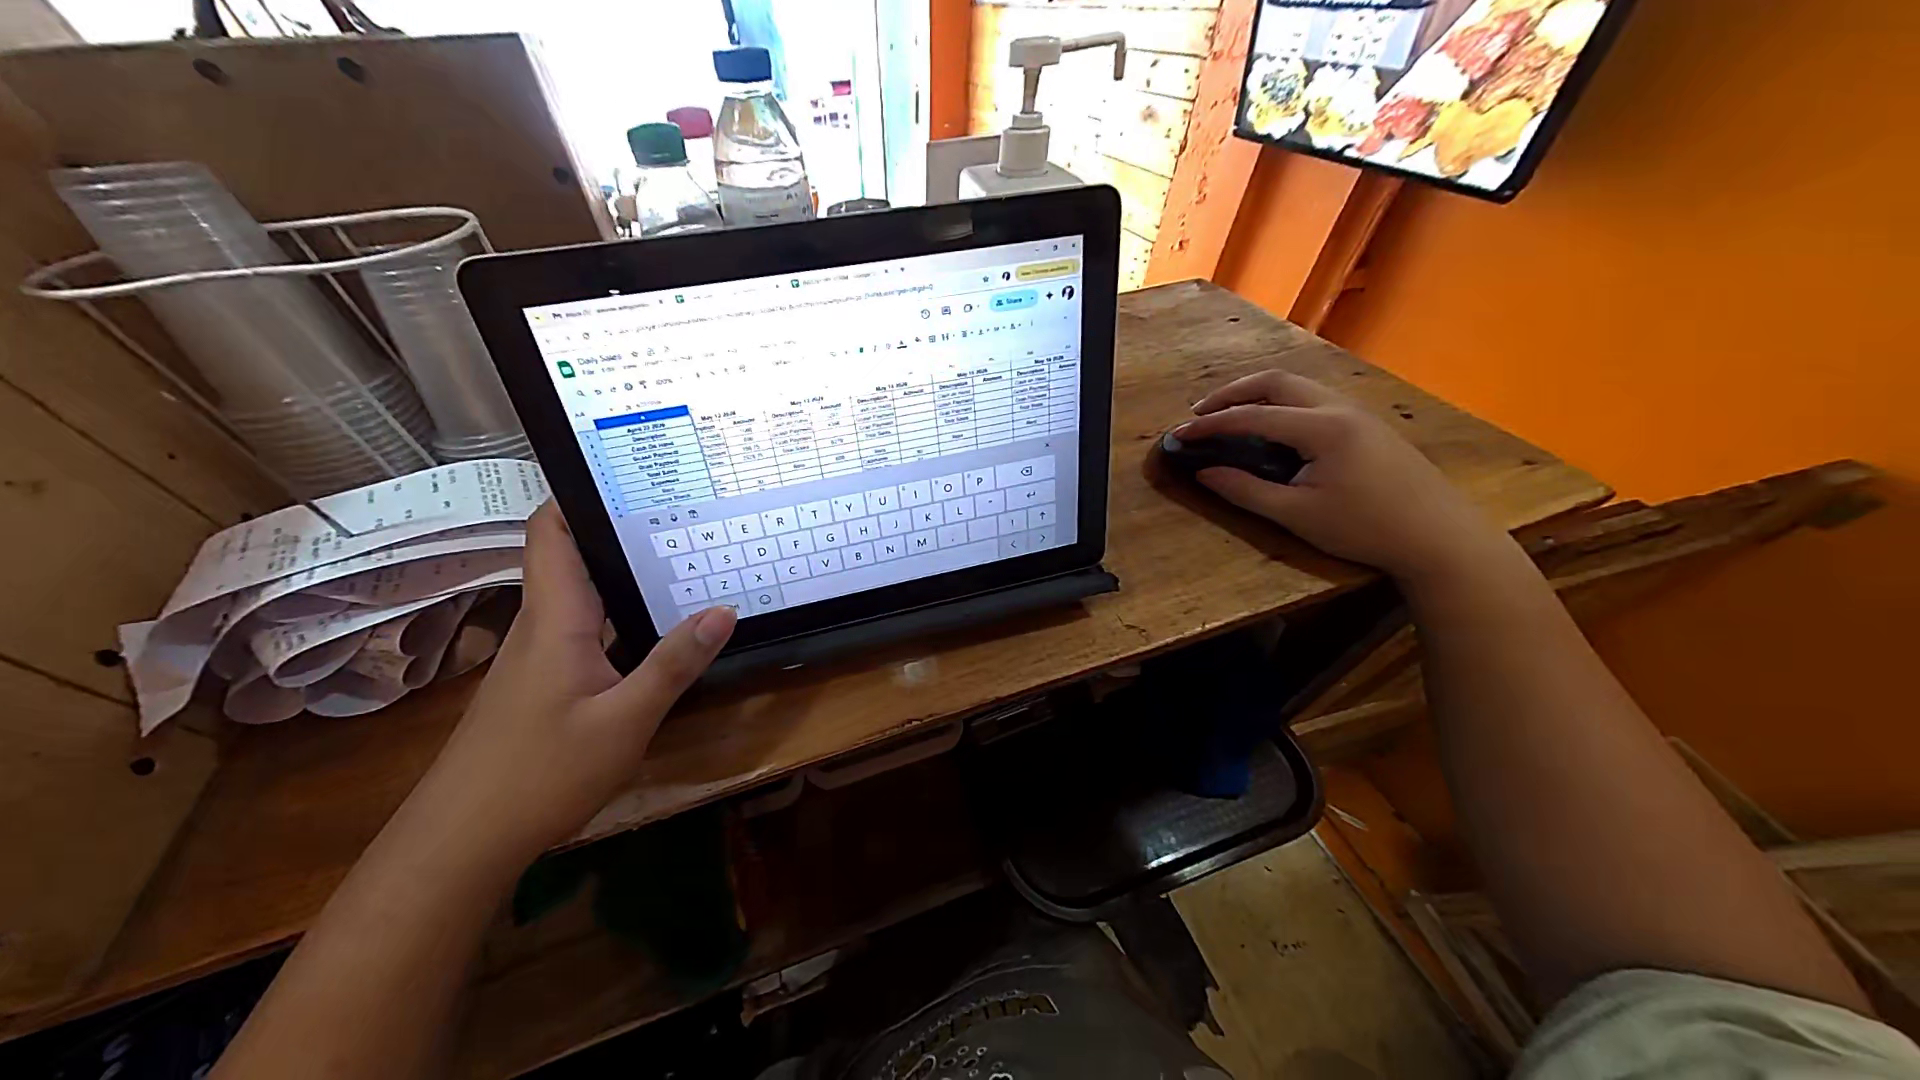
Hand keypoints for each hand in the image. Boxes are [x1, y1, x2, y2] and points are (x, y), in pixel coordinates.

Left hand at [406, 502, 735, 864]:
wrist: (460, 842)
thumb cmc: (539, 773)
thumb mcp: (625, 720)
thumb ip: (673, 662)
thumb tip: (723, 610)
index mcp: (554, 618)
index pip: (553, 532)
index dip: (582, 494)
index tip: (634, 475)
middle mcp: (541, 625)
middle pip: (573, 556)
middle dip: (623, 530)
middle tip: (686, 514)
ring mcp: (538, 656)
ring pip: (581, 594)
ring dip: (624, 573)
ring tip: (683, 558)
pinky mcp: (542, 683)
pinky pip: (584, 628)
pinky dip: (619, 614)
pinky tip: (655, 627)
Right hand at [1178, 370, 1512, 584]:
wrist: (1439, 536)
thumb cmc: (1365, 528)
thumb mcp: (1297, 515)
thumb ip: (1245, 490)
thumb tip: (1204, 472)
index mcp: (1321, 427)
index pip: (1252, 416)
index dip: (1211, 424)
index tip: (1179, 434)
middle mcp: (1339, 407)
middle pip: (1276, 381)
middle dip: (1232, 393)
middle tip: (1201, 414)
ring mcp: (1357, 412)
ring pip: (1298, 386)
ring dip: (1258, 395)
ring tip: (1230, 416)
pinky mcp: (1367, 424)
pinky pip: (1313, 398)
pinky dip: (1281, 403)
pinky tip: (1272, 427)